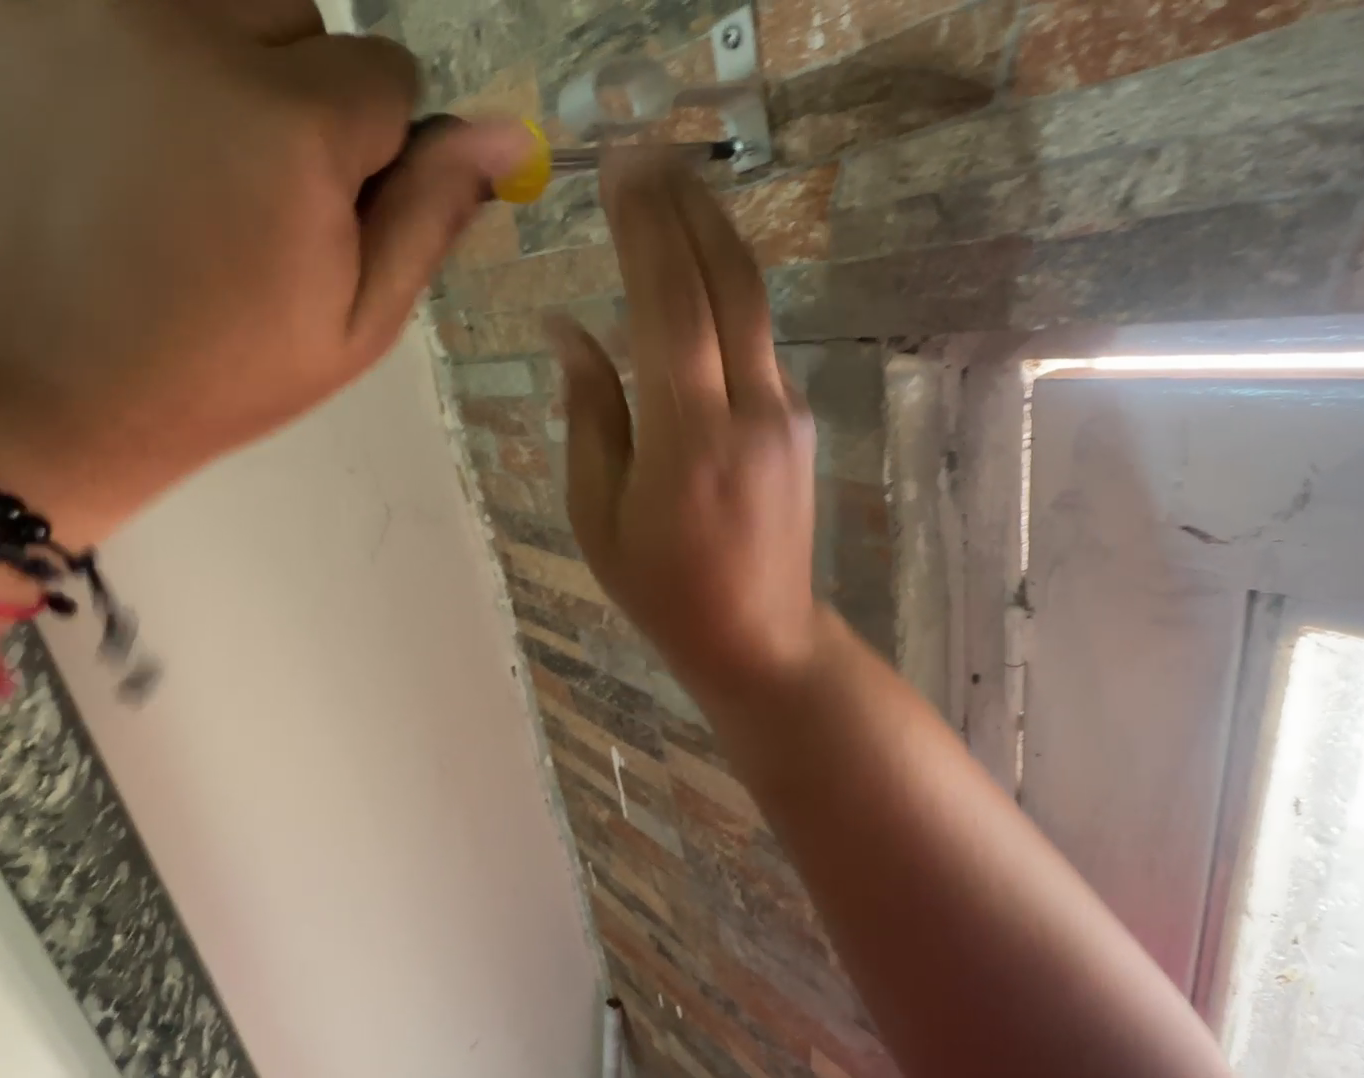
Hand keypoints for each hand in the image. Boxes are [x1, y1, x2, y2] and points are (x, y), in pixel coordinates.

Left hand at [0, 0, 531, 541]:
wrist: (12, 397)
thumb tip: (509, 132)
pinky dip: (127, 53)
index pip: (390, 75)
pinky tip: (101, 142)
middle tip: (249, 191)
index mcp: (292, 122)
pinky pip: (108, 3)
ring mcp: (74, 8)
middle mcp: (185, 30)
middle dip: (301, 93)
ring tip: (179, 159)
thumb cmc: (212, 377)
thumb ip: (432, 214)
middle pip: (301, 17)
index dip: (376, 149)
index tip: (326, 214)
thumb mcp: (353, 324)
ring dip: (221, 59)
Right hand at [548, 152, 824, 701]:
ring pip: (751, 300)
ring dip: (713, 234)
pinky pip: (756, 337)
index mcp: (688, 437)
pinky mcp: (797, 417)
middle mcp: (749, 408)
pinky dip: (725, 287)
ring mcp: (784, 410)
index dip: (645, 229)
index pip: (669, 303)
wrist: (761, 637)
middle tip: (647, 154)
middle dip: (685, 208)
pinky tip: (697, 263)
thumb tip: (566, 330)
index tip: (619, 171)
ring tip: (674, 184)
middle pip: (724, 281)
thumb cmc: (663, 588)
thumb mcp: (599, 514)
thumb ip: (589, 414)